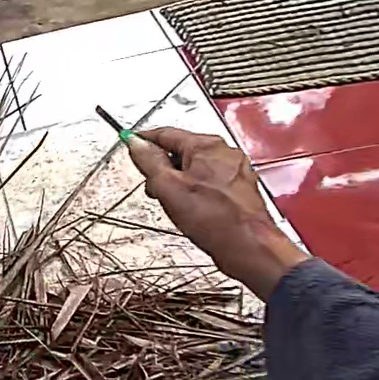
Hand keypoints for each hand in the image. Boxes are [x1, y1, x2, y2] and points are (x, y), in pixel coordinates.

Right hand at [125, 127, 308, 298]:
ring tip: (175, 204)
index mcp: (207, 145)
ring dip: (179, 182)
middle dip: (162, 168)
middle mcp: (225, 152)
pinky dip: (195, 191)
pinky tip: (193, 209)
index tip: (131, 143)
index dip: (143, 140)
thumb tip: (136, 143)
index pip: (165, 133)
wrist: (247, 246)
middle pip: (181, 151)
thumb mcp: (168, 187)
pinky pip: (209, 182)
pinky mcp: (239, 189)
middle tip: (153, 187)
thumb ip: (149, 161)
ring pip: (195, 168)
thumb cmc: (215, 218)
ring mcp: (235, 170)